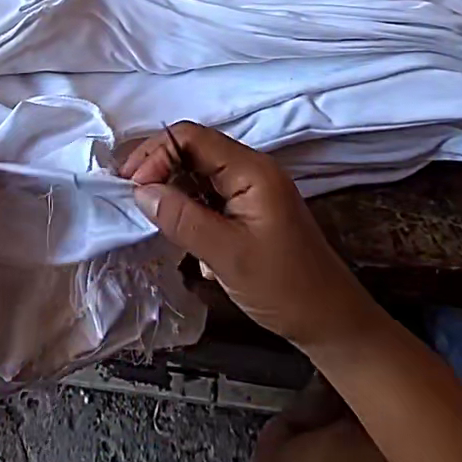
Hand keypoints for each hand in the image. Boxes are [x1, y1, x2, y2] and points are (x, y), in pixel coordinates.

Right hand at [120, 122, 384, 350]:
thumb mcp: (227, 255)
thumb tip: (140, 191)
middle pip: (191, 146)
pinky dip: (180, 197)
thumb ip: (182, 218)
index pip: (191, 137)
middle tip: (128, 191)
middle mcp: (250, 169)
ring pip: (195, 167)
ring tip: (140, 204)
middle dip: (155, 163)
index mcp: (252, 170)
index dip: (156, 154)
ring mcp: (248, 187)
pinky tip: (166, 216)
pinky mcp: (245, 206)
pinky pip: (204, 188)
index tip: (134, 187)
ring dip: (165, 180)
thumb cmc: (285, 288)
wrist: (333, 324)